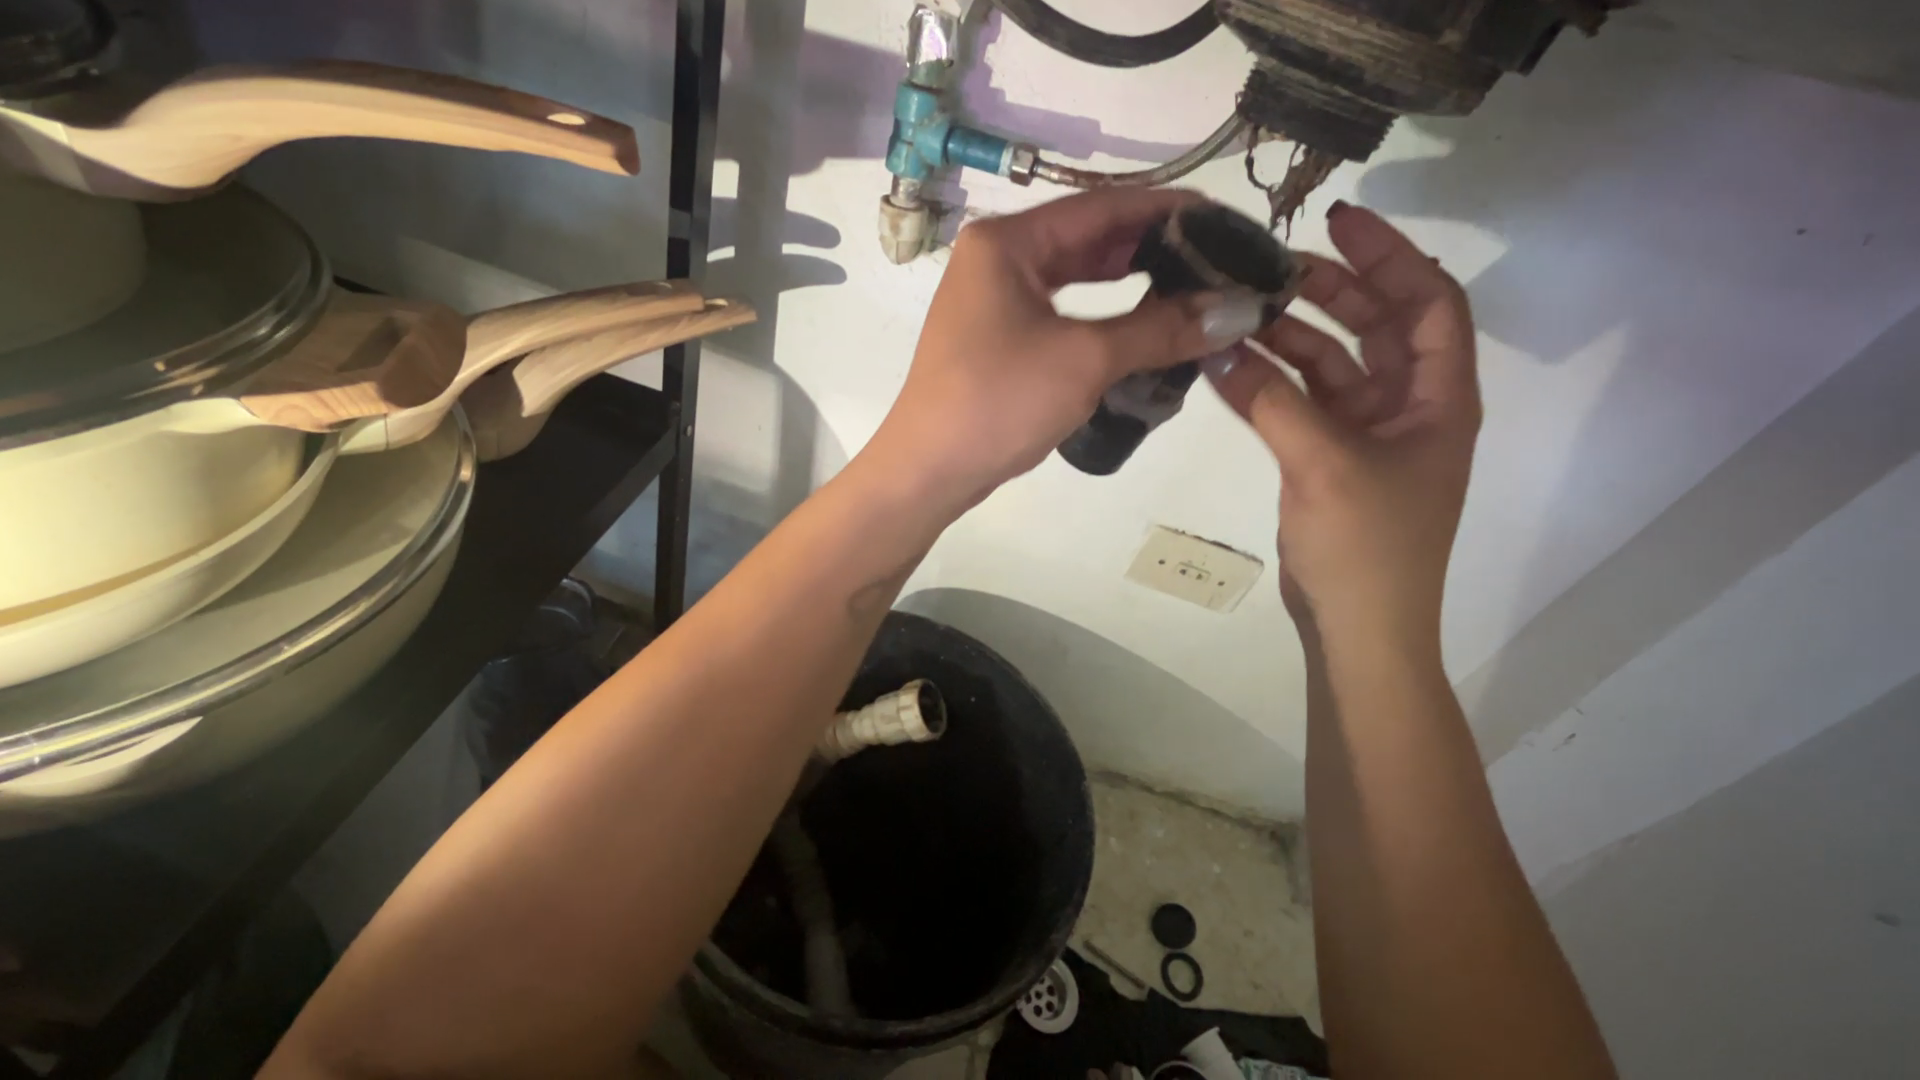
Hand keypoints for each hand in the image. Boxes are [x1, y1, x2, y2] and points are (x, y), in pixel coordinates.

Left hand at [865, 188, 1266, 511]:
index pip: (1103, 206)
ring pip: (1077, 275)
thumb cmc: (999, 402)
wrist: (929, 470)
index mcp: (1007, 241)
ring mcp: (995, 297)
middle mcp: (997, 257)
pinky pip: (1063, 309)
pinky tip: (1146, 320)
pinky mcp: (999, 334)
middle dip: (1155, 246)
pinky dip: (1105, 314)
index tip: (1227, 220)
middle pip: (1090, 237)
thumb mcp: (1085, 360)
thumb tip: (1239, 310)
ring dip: (1132, 280)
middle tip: (1221, 257)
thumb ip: (1161, 328)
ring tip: (1195, 285)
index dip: (1170, 211)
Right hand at [1208, 202, 1480, 648]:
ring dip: (1291, 336)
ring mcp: (1368, 432)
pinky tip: (1230, 365)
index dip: (1390, 253)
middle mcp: (1410, 404)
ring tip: (1240, 310)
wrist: (1362, 627)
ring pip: (1332, 362)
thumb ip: (1271, 400)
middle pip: (1378, 324)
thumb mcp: (1324, 462)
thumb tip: (1217, 347)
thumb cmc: (1369, 545)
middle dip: (1331, 289)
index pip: (1428, 300)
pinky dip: (1271, 381)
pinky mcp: (1331, 457)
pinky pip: (1302, 401)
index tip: (1337, 220)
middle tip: (1271, 264)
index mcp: (1440, 397)